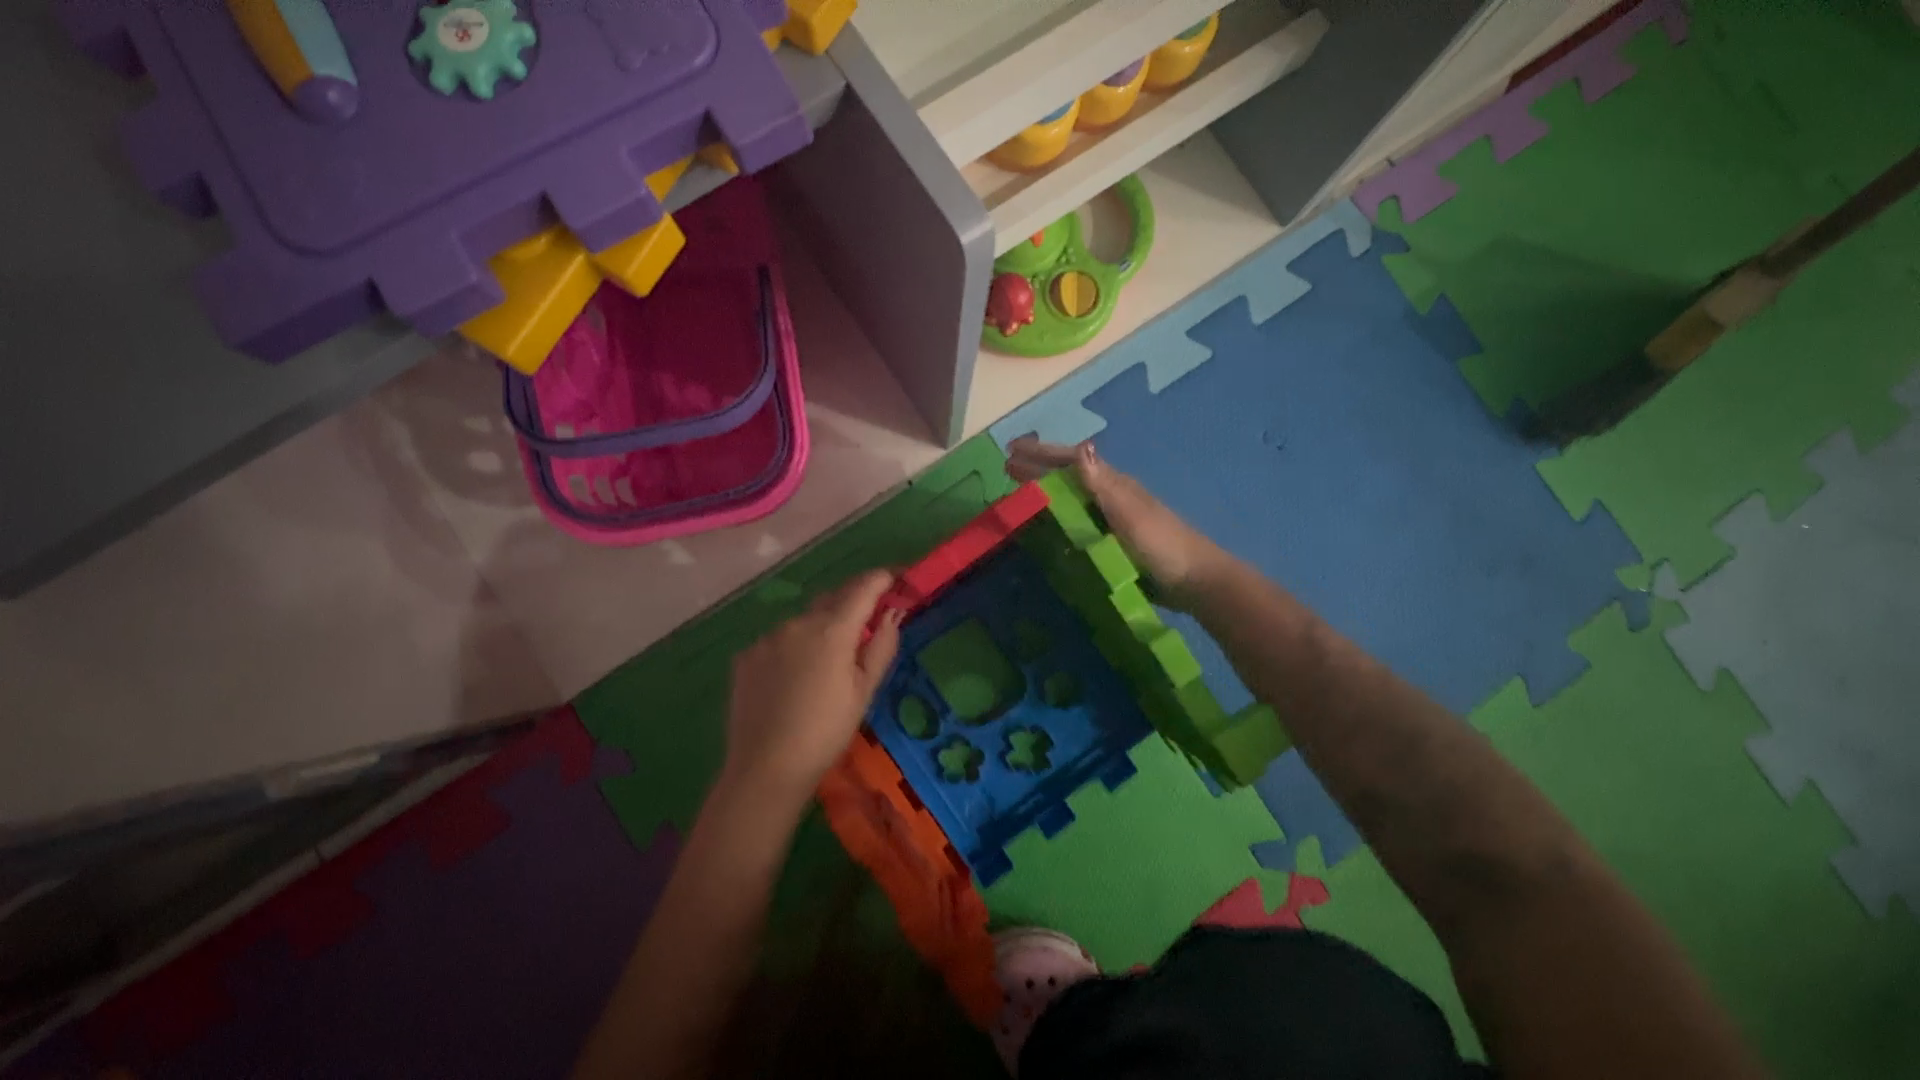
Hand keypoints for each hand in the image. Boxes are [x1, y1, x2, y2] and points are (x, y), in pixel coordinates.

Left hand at [720, 570, 902, 805]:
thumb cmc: (827, 732)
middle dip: (853, 602)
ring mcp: (767, 638)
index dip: (883, 578)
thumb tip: (892, 614)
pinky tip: (794, 680)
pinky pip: (778, 642)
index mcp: (833, 629)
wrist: (766, 767)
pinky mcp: (746, 656)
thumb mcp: (864, 692)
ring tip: (827, 663)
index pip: (863, 587)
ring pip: (803, 622)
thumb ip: (882, 647)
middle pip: (832, 599)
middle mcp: (797, 623)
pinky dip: (793, 649)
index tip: (897, 579)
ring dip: (820, 629)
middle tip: (869, 620)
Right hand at [1007, 437, 1231, 608]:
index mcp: (1114, 485)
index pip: (1071, 461)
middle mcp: (1112, 497)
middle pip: (1069, 477)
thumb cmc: (1160, 544)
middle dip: (1039, 470)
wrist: (1194, 581)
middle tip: (1006, 468)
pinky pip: (1079, 524)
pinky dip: (1059, 519)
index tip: (1010, 450)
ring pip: (1073, 499)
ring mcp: (1114, 520)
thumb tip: (1081, 446)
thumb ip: (1102, 484)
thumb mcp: (1128, 512)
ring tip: (1019, 494)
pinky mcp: (1115, 543)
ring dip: (1047, 493)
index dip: (1041, 454)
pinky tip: (1047, 530)